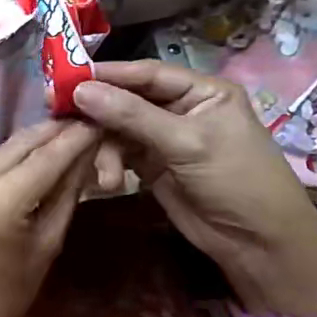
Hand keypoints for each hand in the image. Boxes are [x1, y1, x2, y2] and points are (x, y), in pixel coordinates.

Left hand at [0, 121, 99, 316]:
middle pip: (24, 142)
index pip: (46, 156)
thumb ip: (67, 193)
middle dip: (58, 130)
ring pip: (8, 146)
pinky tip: (43, 155)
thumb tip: (88, 153)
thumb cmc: (7, 293)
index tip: (102, 120)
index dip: (77, 136)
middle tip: (91, 123)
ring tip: (73, 136)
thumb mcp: (48, 244)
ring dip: (40, 140)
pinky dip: (20, 155)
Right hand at [71, 60, 316, 316]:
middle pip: (126, 100)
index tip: (66, 79)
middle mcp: (179, 108)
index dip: (107, 75)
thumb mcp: (185, 142)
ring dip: (105, 149)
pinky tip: (107, 182)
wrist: (256, 243)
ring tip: (105, 176)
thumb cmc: (234, 180)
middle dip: (98, 113)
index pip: (146, 73)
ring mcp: (164, 138)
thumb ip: (132, 115)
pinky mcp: (152, 165)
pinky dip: (109, 164)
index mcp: (200, 90)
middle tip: (60, 117)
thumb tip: (80, 90)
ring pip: (118, 129)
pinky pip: (119, 153)